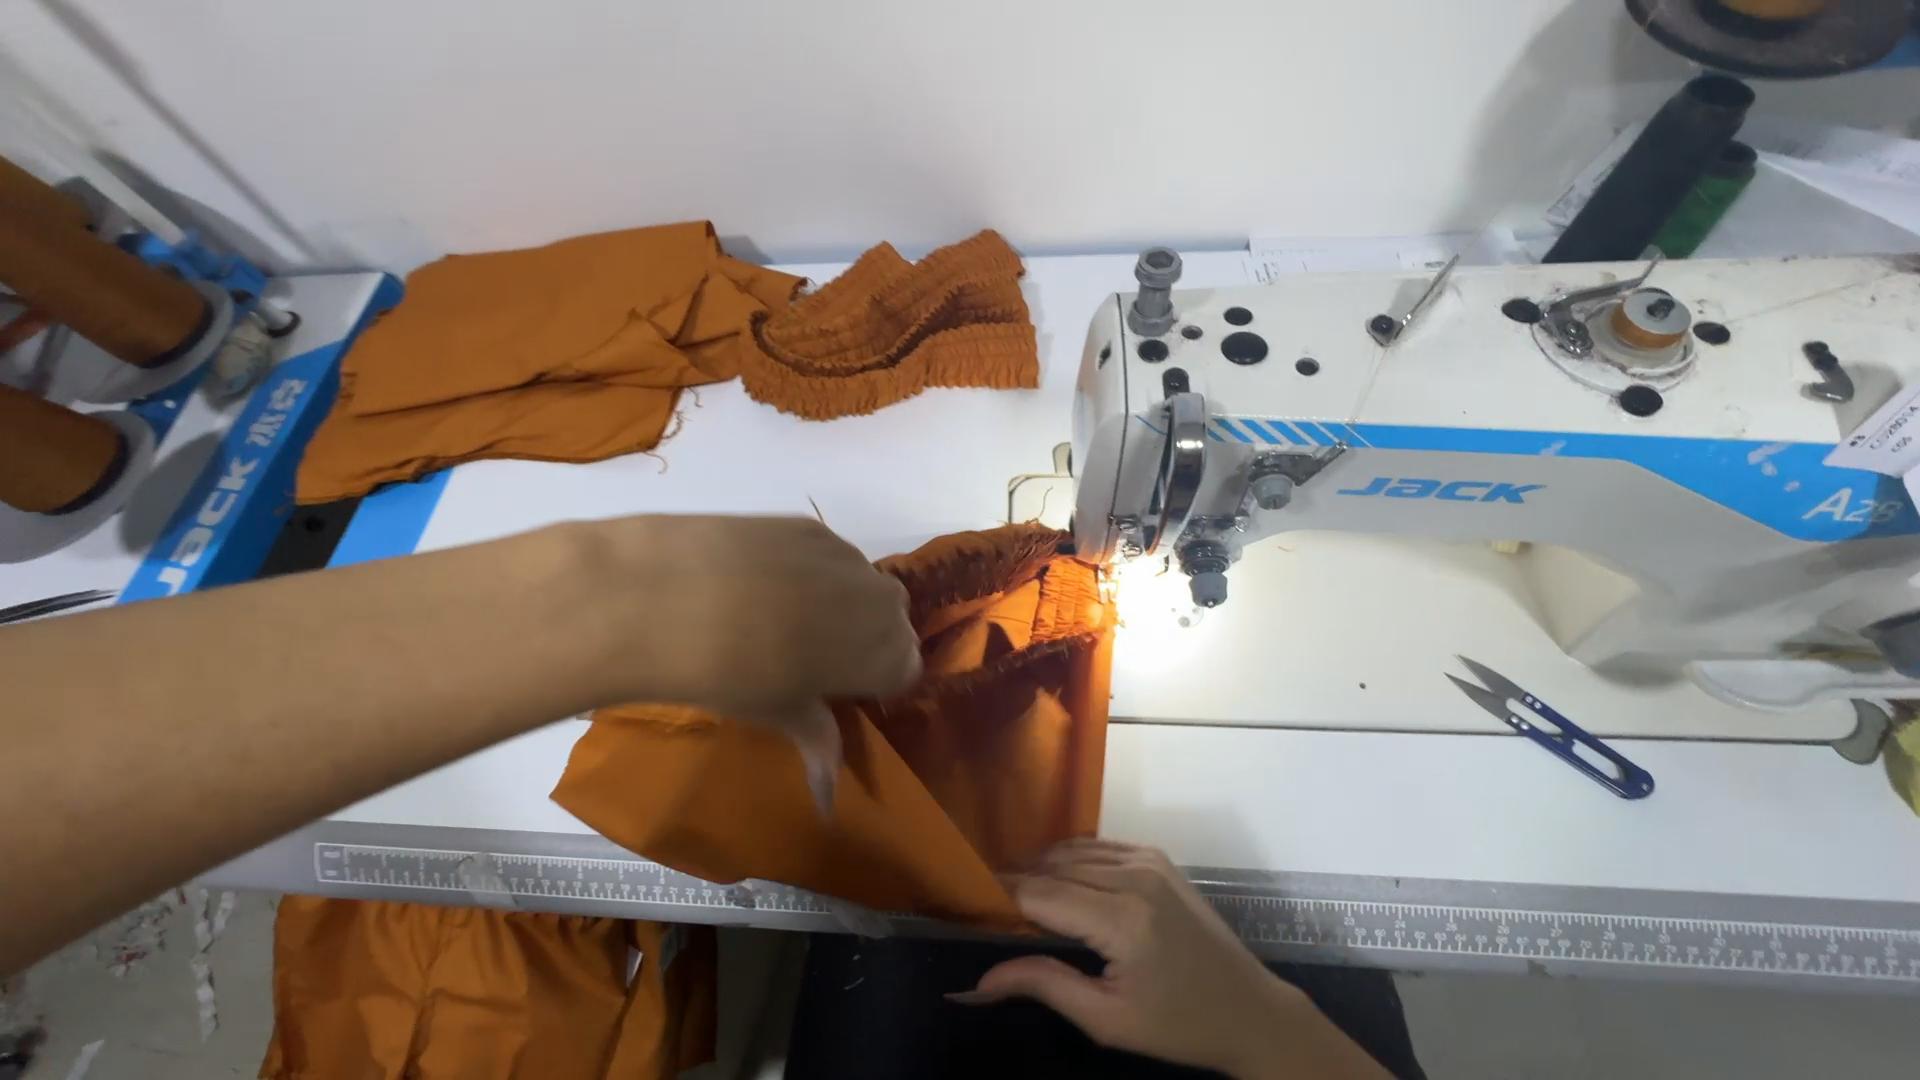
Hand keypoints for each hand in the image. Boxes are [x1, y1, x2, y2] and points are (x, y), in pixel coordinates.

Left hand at [569, 516, 919, 809]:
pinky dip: (806, 571)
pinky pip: (826, 557)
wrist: (676, 596)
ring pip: (859, 587)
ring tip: (778, 618)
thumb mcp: (781, 713)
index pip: (904, 672)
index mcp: (889, 655)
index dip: (871, 684)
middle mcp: (884, 602)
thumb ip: (819, 744)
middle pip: (889, 625)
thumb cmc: (738, 675)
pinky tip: (759, 583)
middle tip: (808, 658)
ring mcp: (849, 558)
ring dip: (836, 603)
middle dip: (861, 640)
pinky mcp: (812, 526)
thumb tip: (827, 805)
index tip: (835, 692)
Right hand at [962, 840, 1390, 1079]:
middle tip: (984, 902)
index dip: (1001, 897)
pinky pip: (1097, 847)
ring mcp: (1148, 860)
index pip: (1041, 894)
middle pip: (1052, 866)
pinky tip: (1055, 879)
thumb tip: (979, 980)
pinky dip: (1069, 858)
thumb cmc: (1178, 1024)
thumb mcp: (1107, 1019)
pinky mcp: (1156, 856)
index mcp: (1122, 918)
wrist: (1250, 1009)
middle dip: (1015, 881)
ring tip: (1013, 893)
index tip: (967, 904)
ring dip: (1040, 867)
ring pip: (1072, 851)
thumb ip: (1043, 985)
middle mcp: (1133, 875)